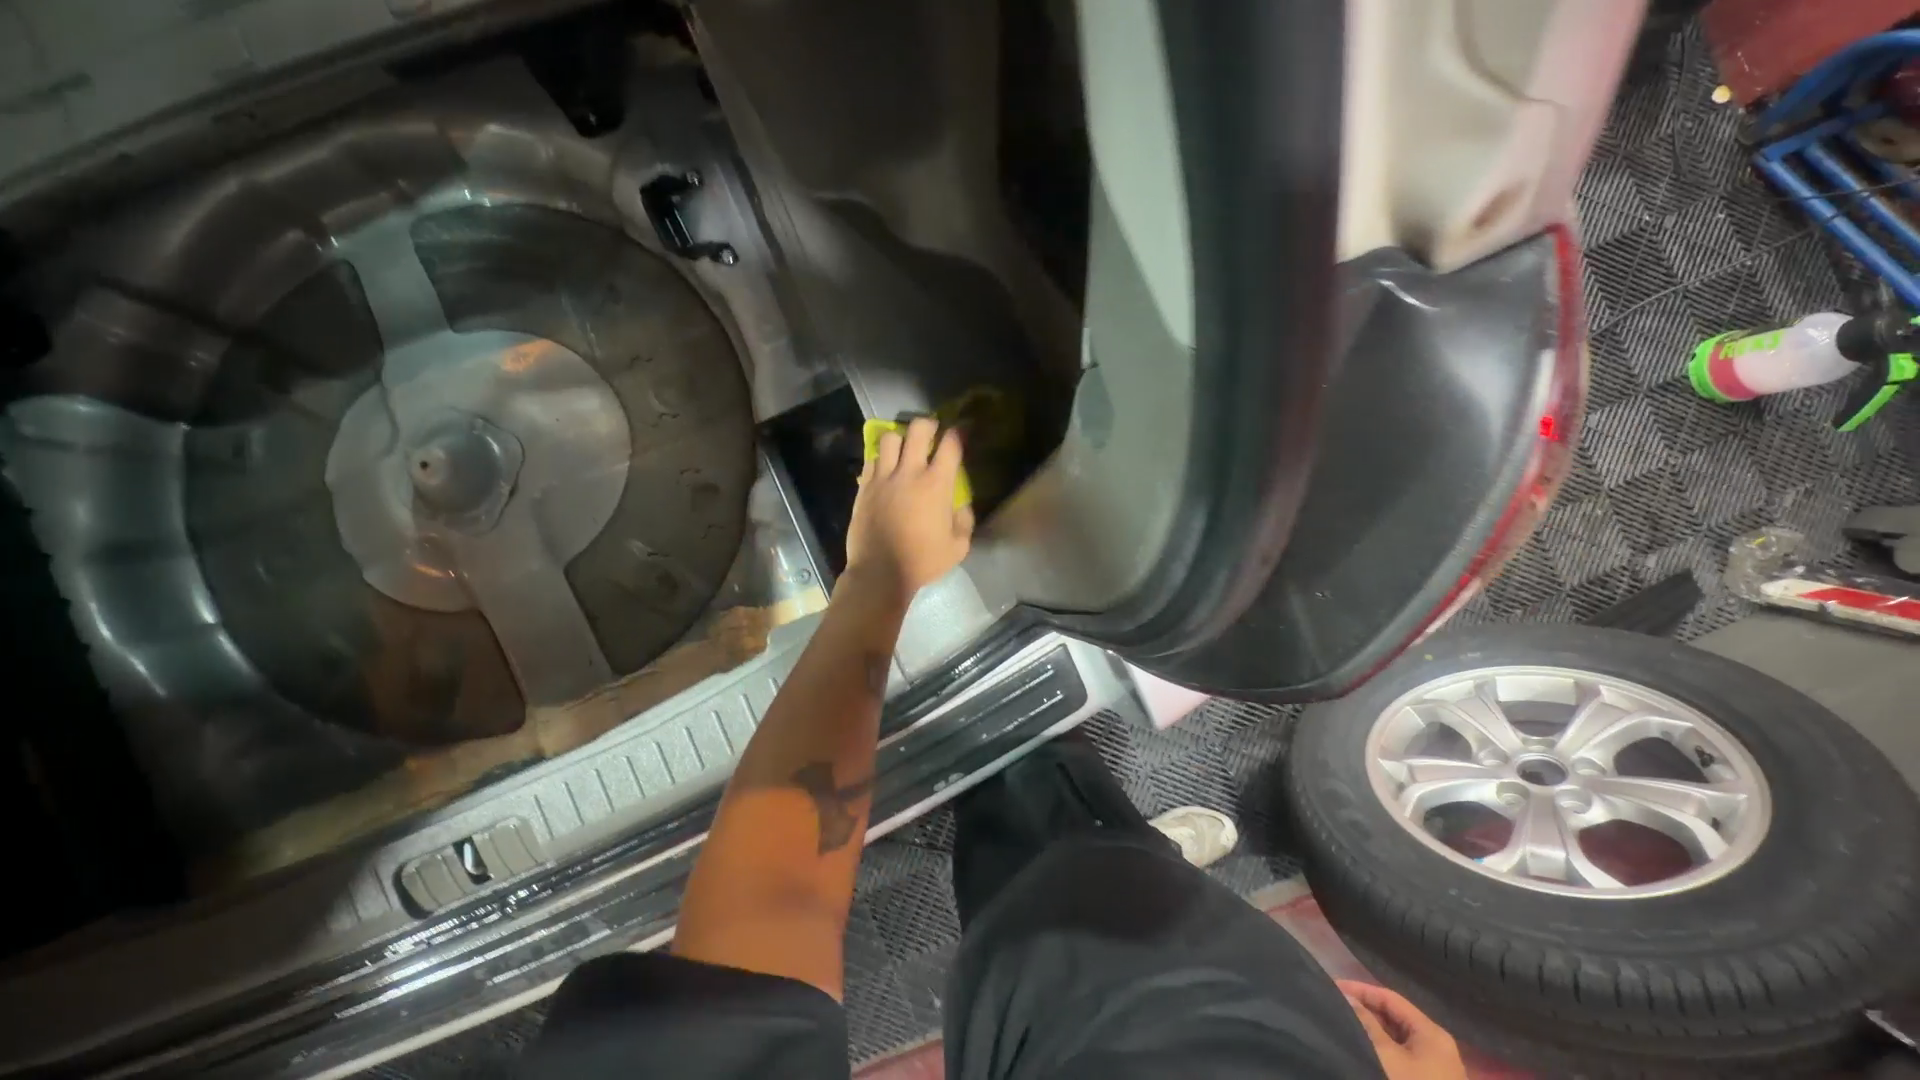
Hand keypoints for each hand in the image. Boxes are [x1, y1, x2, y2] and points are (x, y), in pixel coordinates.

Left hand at [846, 416, 973, 596]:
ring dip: (901, 439)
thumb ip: (964, 520)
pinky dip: (881, 457)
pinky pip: (872, 459)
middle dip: (928, 424)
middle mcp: (910, 472)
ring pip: (890, 438)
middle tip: (932, 432)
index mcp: (937, 484)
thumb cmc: (922, 562)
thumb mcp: (958, 547)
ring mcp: (883, 477)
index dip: (959, 432)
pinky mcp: (864, 486)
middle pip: (918, 429)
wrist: (880, 572)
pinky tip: (886, 467)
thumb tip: (960, 504)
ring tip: (904, 448)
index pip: (951, 444)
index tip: (962, 431)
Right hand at [1336, 980, 1467, 1079]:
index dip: (1361, 990)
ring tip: (1342, 1024)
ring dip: (1370, 1030)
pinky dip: (1379, 1048)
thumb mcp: (1386, 1055)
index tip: (1331, 987)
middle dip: (1364, 1010)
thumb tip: (1346, 997)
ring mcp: (1432, 1066)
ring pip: (1395, 1038)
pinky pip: (1399, 1056)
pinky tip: (1360, 1049)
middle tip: (1333, 1005)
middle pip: (1394, 1017)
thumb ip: (1366, 1023)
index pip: (1391, 998)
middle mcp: (1434, 1045)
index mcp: (1431, 1033)